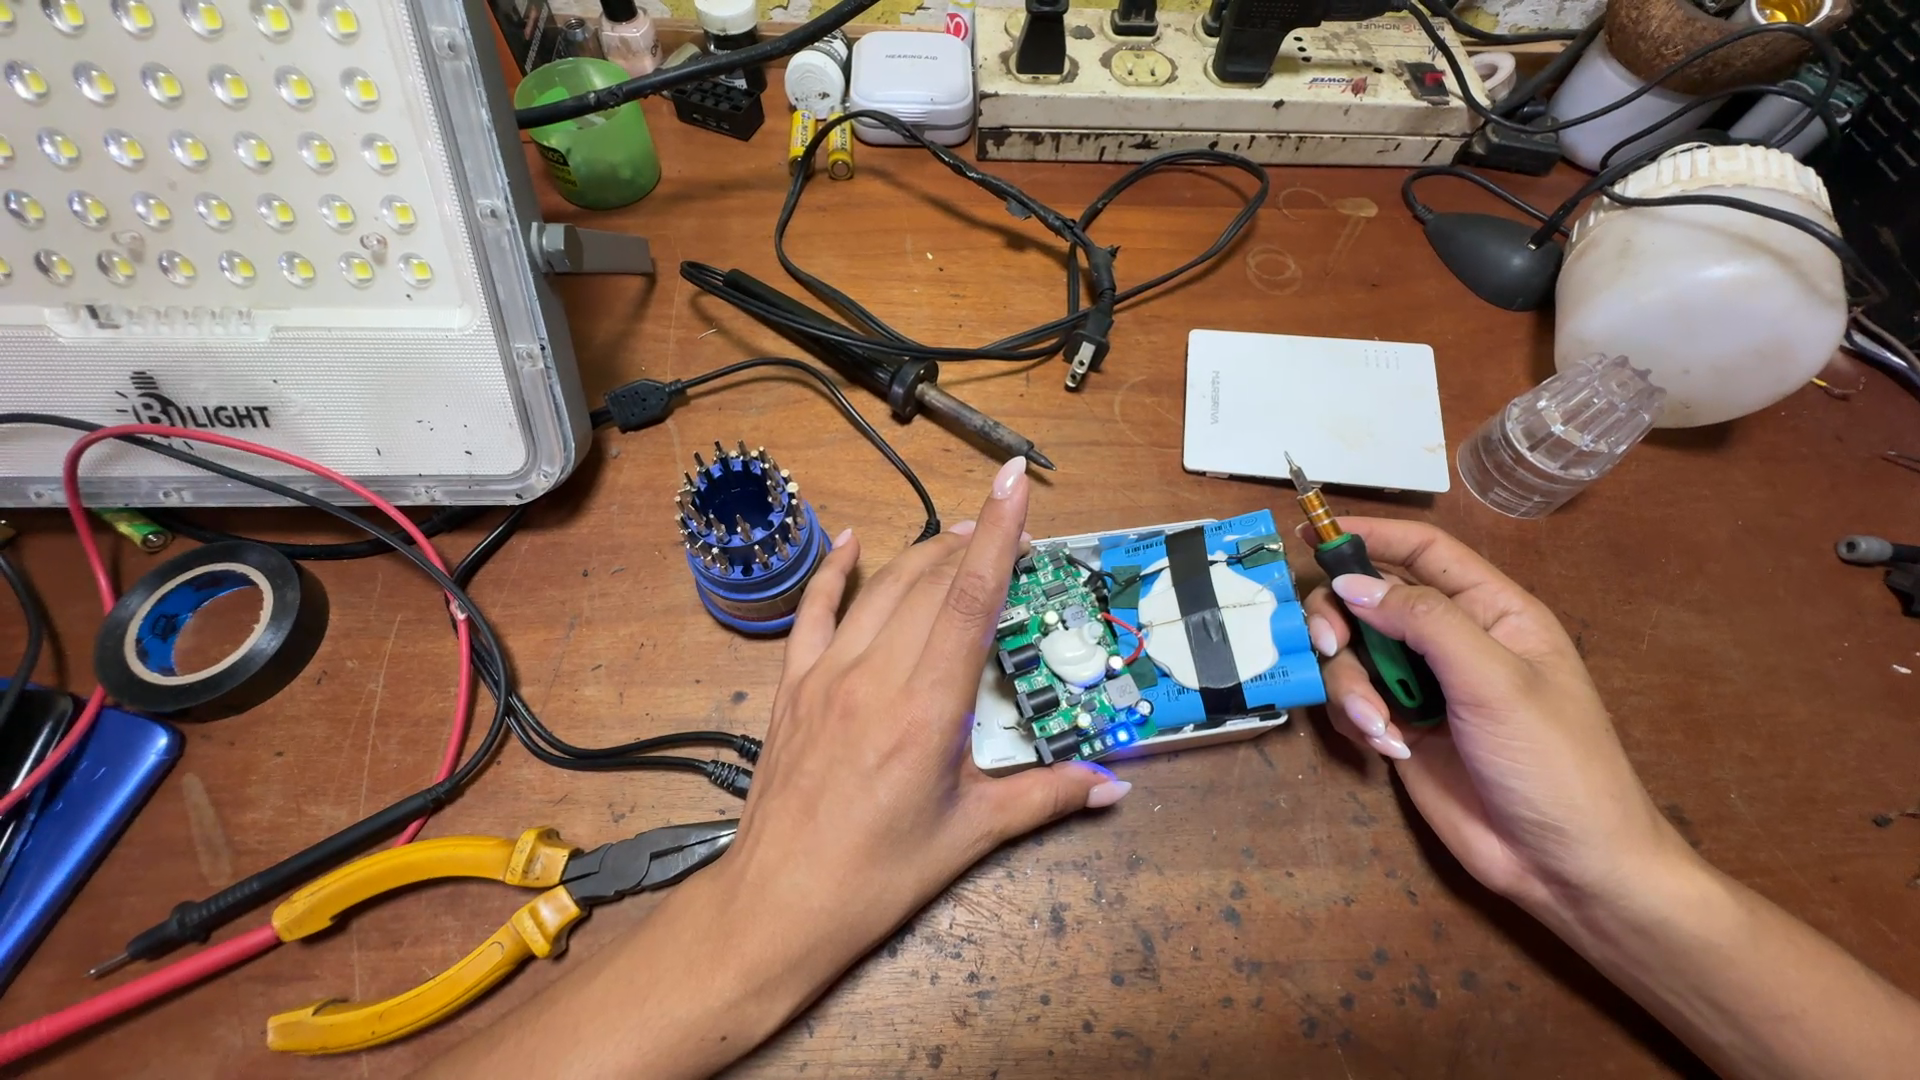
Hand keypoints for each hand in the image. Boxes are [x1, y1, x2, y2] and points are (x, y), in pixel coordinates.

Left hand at [718, 458, 1130, 997]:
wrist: (779, 905)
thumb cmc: (880, 875)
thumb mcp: (971, 836)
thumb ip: (1047, 798)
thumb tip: (1114, 786)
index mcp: (927, 709)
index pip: (970, 599)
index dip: (999, 533)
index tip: (1015, 481)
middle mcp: (875, 676)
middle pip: (929, 582)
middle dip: (971, 541)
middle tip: (1002, 526)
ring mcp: (826, 674)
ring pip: (881, 590)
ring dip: (923, 553)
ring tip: (958, 535)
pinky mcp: (792, 685)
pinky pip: (813, 611)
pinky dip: (834, 572)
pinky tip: (851, 541)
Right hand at [1302, 518, 1694, 918]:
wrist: (1564, 865)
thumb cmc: (1553, 760)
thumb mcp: (1495, 680)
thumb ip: (1423, 621)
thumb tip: (1350, 583)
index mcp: (1491, 612)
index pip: (1424, 552)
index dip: (1370, 535)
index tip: (1312, 533)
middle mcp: (1449, 640)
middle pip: (1368, 599)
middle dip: (1339, 618)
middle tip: (1327, 643)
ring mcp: (1419, 683)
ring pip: (1349, 652)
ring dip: (1349, 684)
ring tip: (1376, 724)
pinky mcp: (1396, 723)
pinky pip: (1348, 697)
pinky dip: (1353, 717)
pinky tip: (1384, 745)